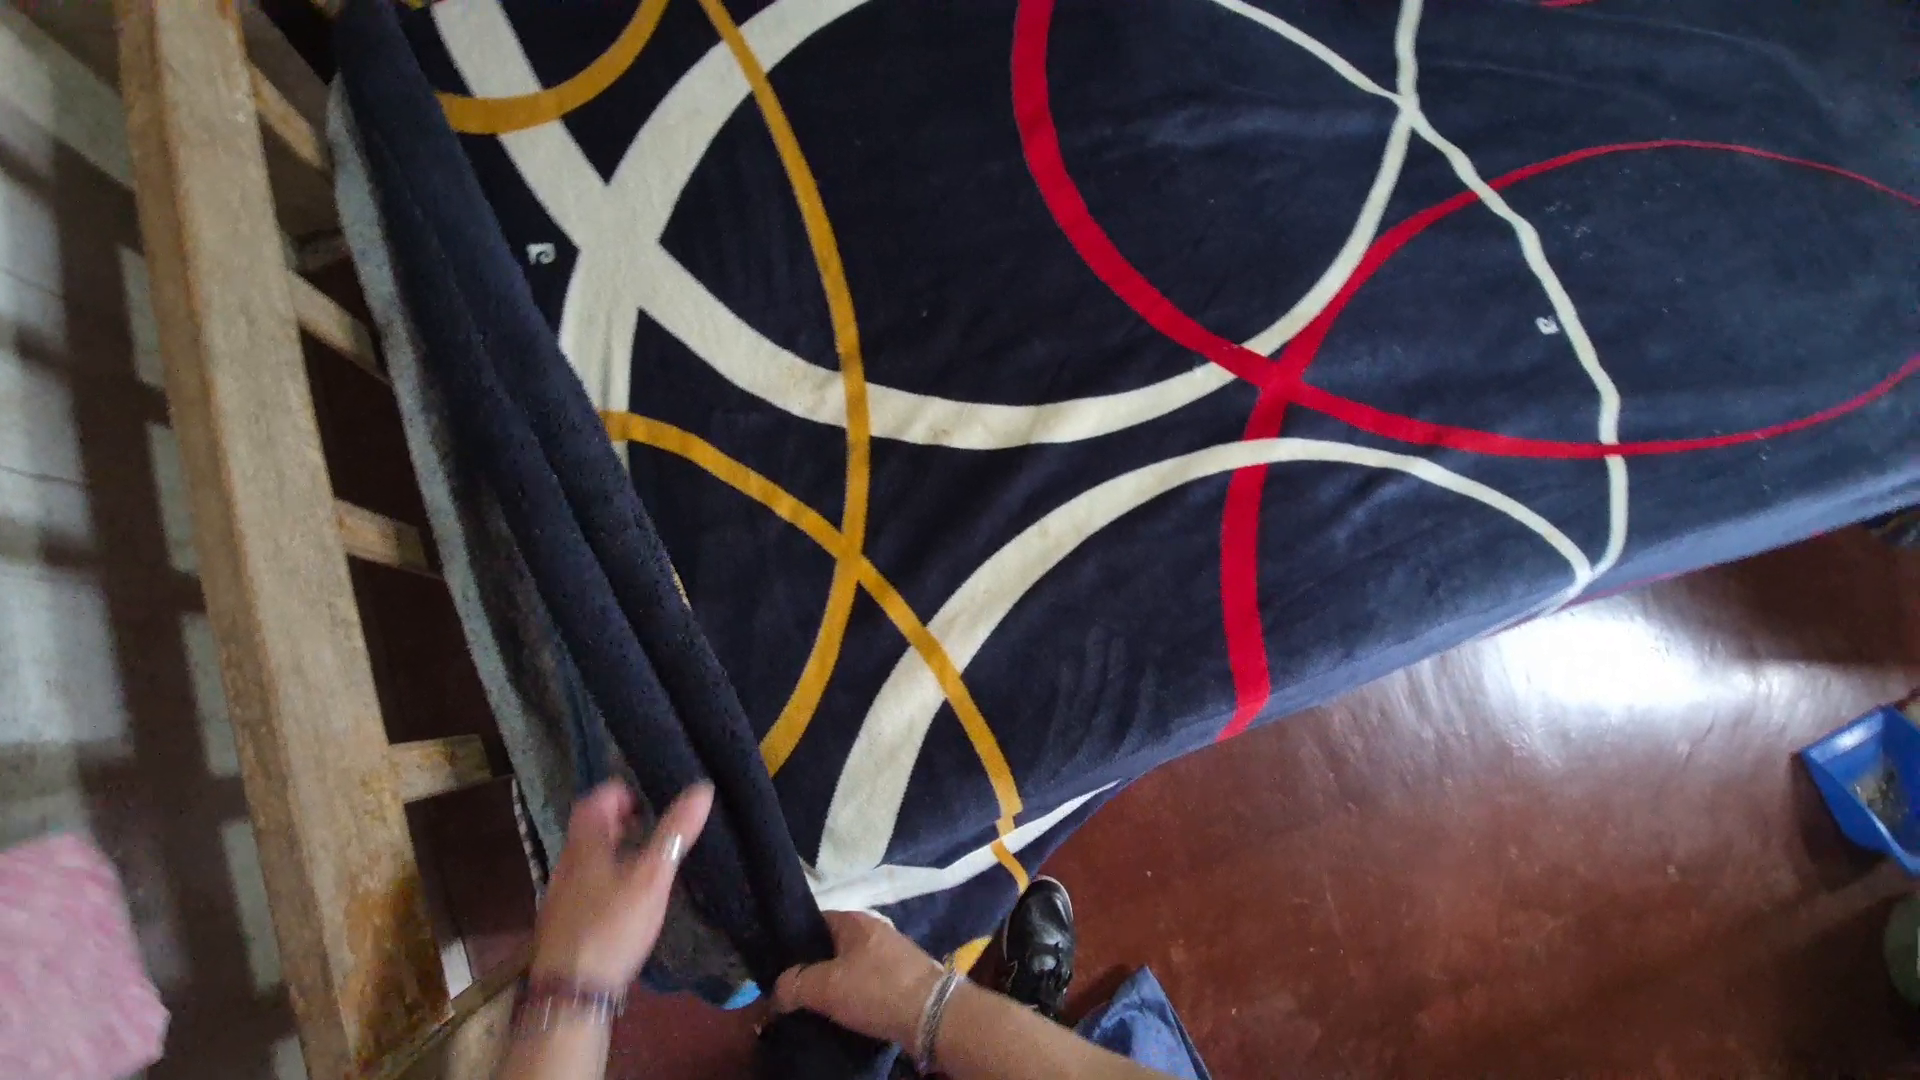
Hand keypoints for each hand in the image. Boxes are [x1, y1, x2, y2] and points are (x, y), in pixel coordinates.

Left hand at [528, 780, 712, 989]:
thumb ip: (676, 832)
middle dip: (621, 820)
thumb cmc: (613, 926)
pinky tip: (627, 898)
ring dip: (615, 849)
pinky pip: (586, 883)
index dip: (621, 792)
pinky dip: (607, 876)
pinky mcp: (563, 922)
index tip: (650, 800)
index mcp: (585, 846)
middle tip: (654, 826)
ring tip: (646, 860)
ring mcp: (560, 895)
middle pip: (590, 828)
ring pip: (588, 857)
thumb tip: (702, 788)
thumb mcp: (653, 876)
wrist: (571, 994)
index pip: (594, 800)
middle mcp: (567, 865)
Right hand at [772, 910, 946, 1045]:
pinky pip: (867, 982)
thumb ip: (795, 983)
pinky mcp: (901, 976)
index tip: (777, 964)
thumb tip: (776, 990)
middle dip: (812, 967)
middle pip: (832, 945)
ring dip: (833, 984)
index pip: (815, 920)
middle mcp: (873, 929)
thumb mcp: (827, 986)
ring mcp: (889, 952)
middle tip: (791, 992)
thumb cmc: (876, 988)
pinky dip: (853, 995)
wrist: (932, 1013)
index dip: (794, 940)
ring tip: (813, 1006)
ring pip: (850, 965)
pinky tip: (843, 1012)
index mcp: (854, 919)